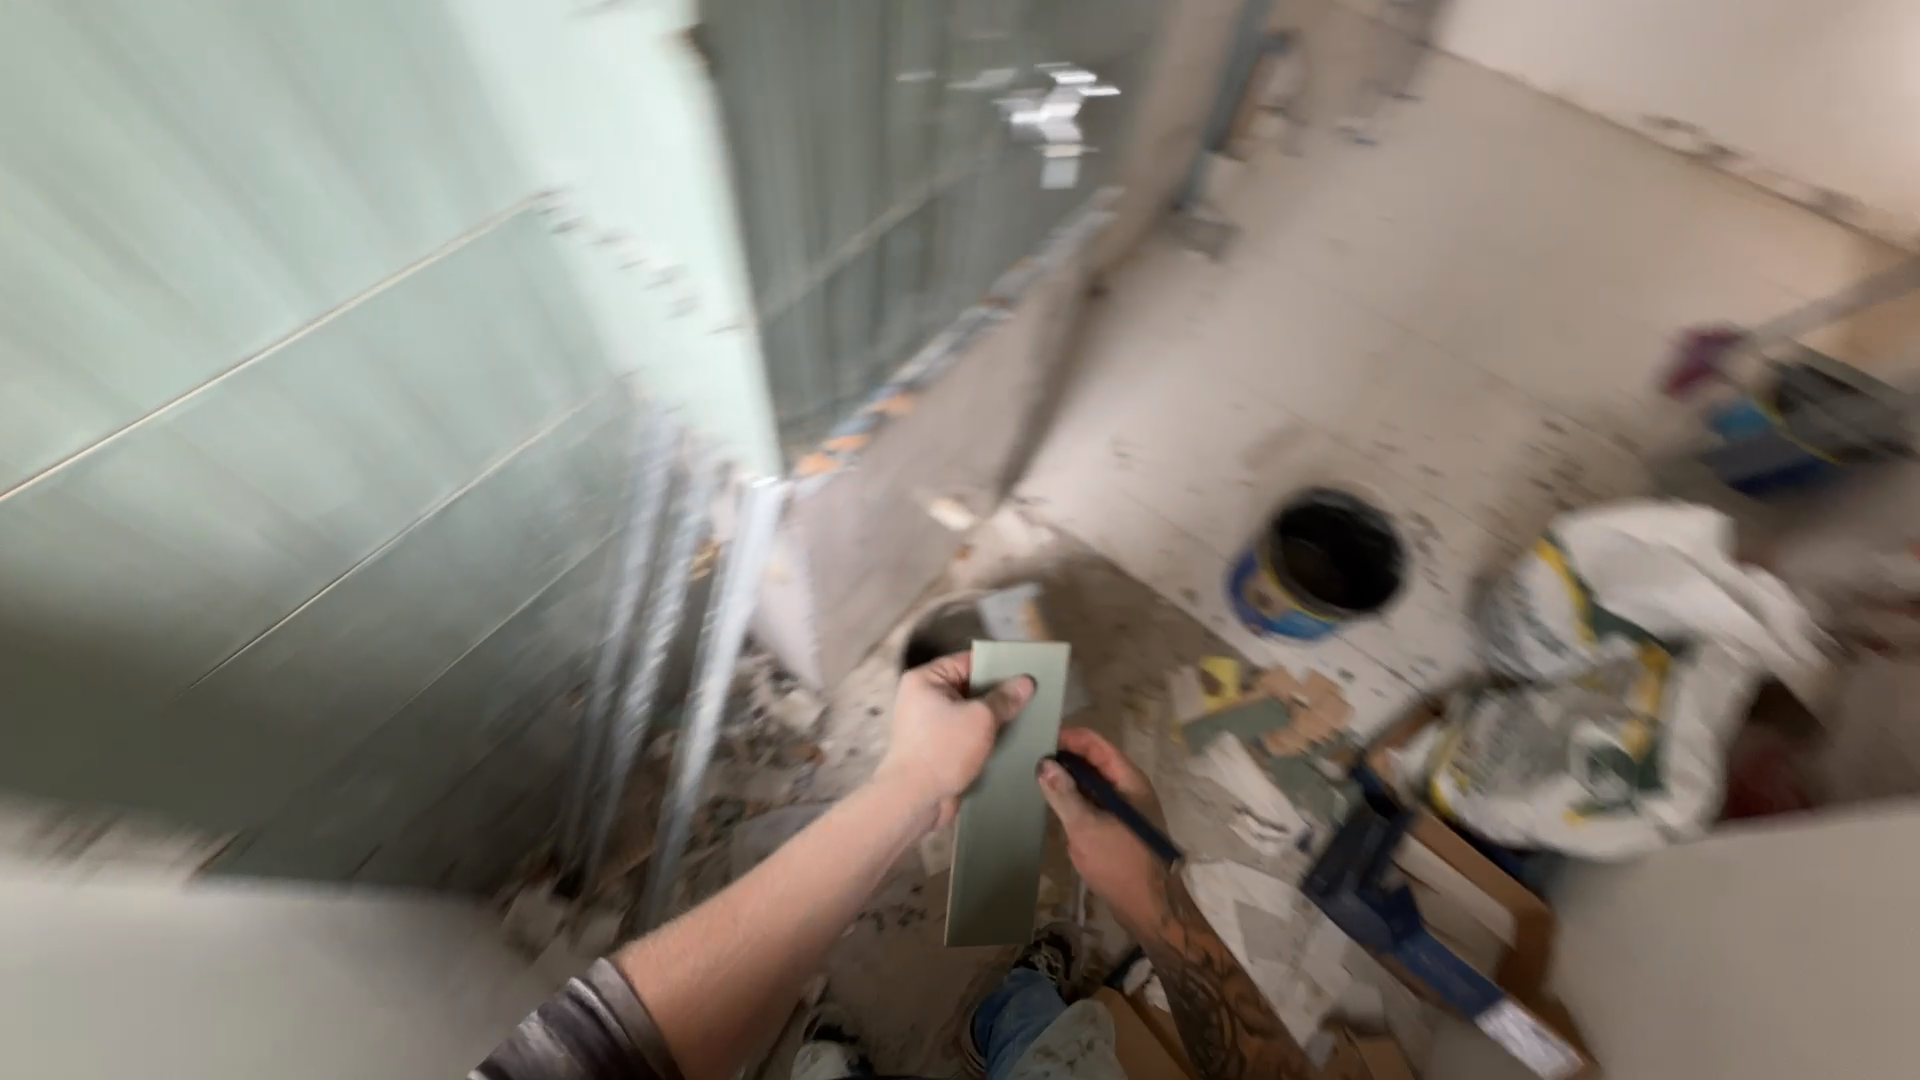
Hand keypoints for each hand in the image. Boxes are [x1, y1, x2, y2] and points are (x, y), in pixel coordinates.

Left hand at [875, 652, 1034, 830]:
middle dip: (1000, 693)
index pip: (967, 661)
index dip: (998, 665)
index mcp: (926, 679)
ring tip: (1030, 716)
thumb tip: (1027, 681)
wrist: (914, 800)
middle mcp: (925, 697)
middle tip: (1035, 694)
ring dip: (995, 718)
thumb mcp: (980, 718)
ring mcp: (931, 724)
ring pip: (971, 713)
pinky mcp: (939, 748)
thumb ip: (1004, 698)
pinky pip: (967, 734)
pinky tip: (1014, 740)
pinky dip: (986, 737)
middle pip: (970, 687)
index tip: (1027, 670)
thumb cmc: (943, 748)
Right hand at [1037, 727, 1171, 935]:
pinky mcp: (1117, 824)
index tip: (1039, 739)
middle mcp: (1127, 787)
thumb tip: (1043, 763)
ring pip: (1091, 781)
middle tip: (1031, 758)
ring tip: (1036, 777)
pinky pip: (1093, 800)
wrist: (1150, 909)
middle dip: (1064, 756)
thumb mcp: (1086, 828)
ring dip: (1068, 778)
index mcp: (1127, 779)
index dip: (1068, 737)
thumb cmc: (1121, 863)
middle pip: (1093, 759)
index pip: (1095, 743)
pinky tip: (1053, 803)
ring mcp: (1123, 806)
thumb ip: (1063, 794)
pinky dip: (1074, 797)